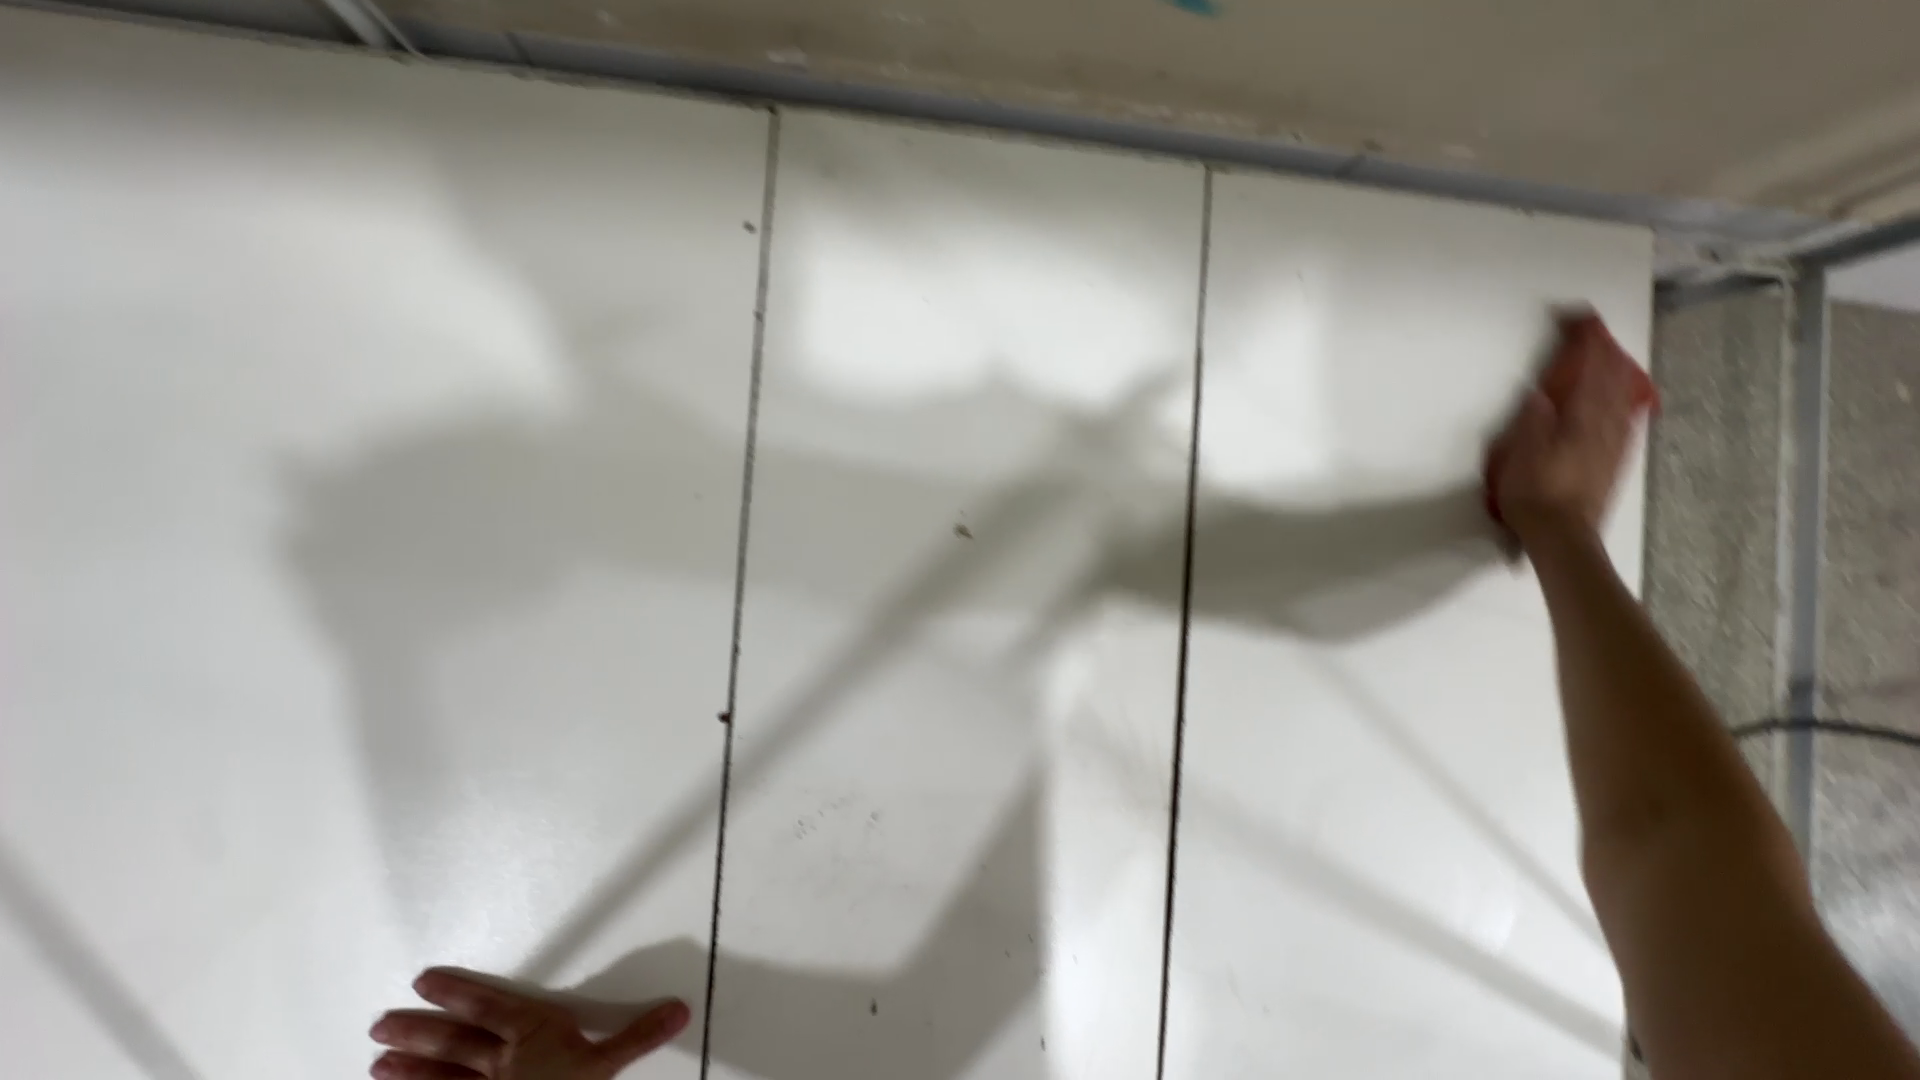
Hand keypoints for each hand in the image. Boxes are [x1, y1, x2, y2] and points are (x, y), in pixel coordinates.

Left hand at [370, 967, 689, 1079]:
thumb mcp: (609, 1066)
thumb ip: (638, 1035)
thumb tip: (680, 1007)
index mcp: (530, 1038)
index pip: (488, 1009)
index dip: (457, 993)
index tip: (424, 981)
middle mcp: (498, 1065)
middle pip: (452, 1045)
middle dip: (418, 1032)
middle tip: (380, 1023)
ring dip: (407, 1073)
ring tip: (375, 1063)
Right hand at [1486, 312, 1653, 541]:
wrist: (1563, 536)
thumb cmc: (1535, 495)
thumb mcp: (1519, 456)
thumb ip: (1532, 421)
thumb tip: (1539, 393)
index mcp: (1580, 421)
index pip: (1587, 371)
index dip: (1585, 343)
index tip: (1578, 319)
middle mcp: (1604, 427)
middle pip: (1610, 381)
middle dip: (1604, 353)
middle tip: (1595, 332)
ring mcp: (1613, 444)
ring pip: (1622, 398)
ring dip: (1617, 374)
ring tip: (1612, 357)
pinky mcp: (1615, 461)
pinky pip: (1626, 421)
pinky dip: (1627, 402)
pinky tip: (1629, 401)